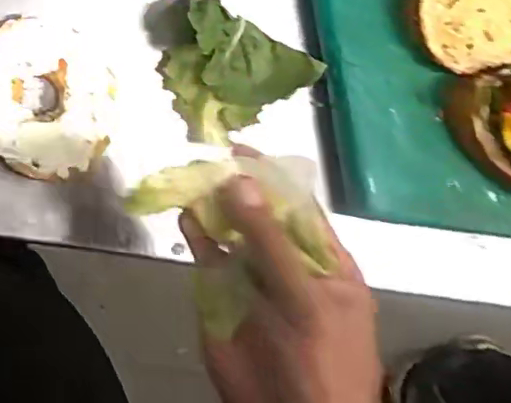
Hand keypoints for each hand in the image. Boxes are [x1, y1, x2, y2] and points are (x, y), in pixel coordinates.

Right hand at [181, 155, 381, 402]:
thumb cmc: (320, 362)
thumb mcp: (303, 297)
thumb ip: (268, 238)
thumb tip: (237, 177)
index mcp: (324, 263)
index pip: (298, 206)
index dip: (270, 175)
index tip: (239, 148)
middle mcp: (287, 262)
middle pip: (257, 212)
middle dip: (233, 185)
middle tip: (205, 158)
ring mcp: (254, 277)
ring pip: (229, 228)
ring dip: (210, 204)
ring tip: (190, 180)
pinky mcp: (223, 293)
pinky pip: (207, 252)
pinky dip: (195, 231)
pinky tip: (186, 216)